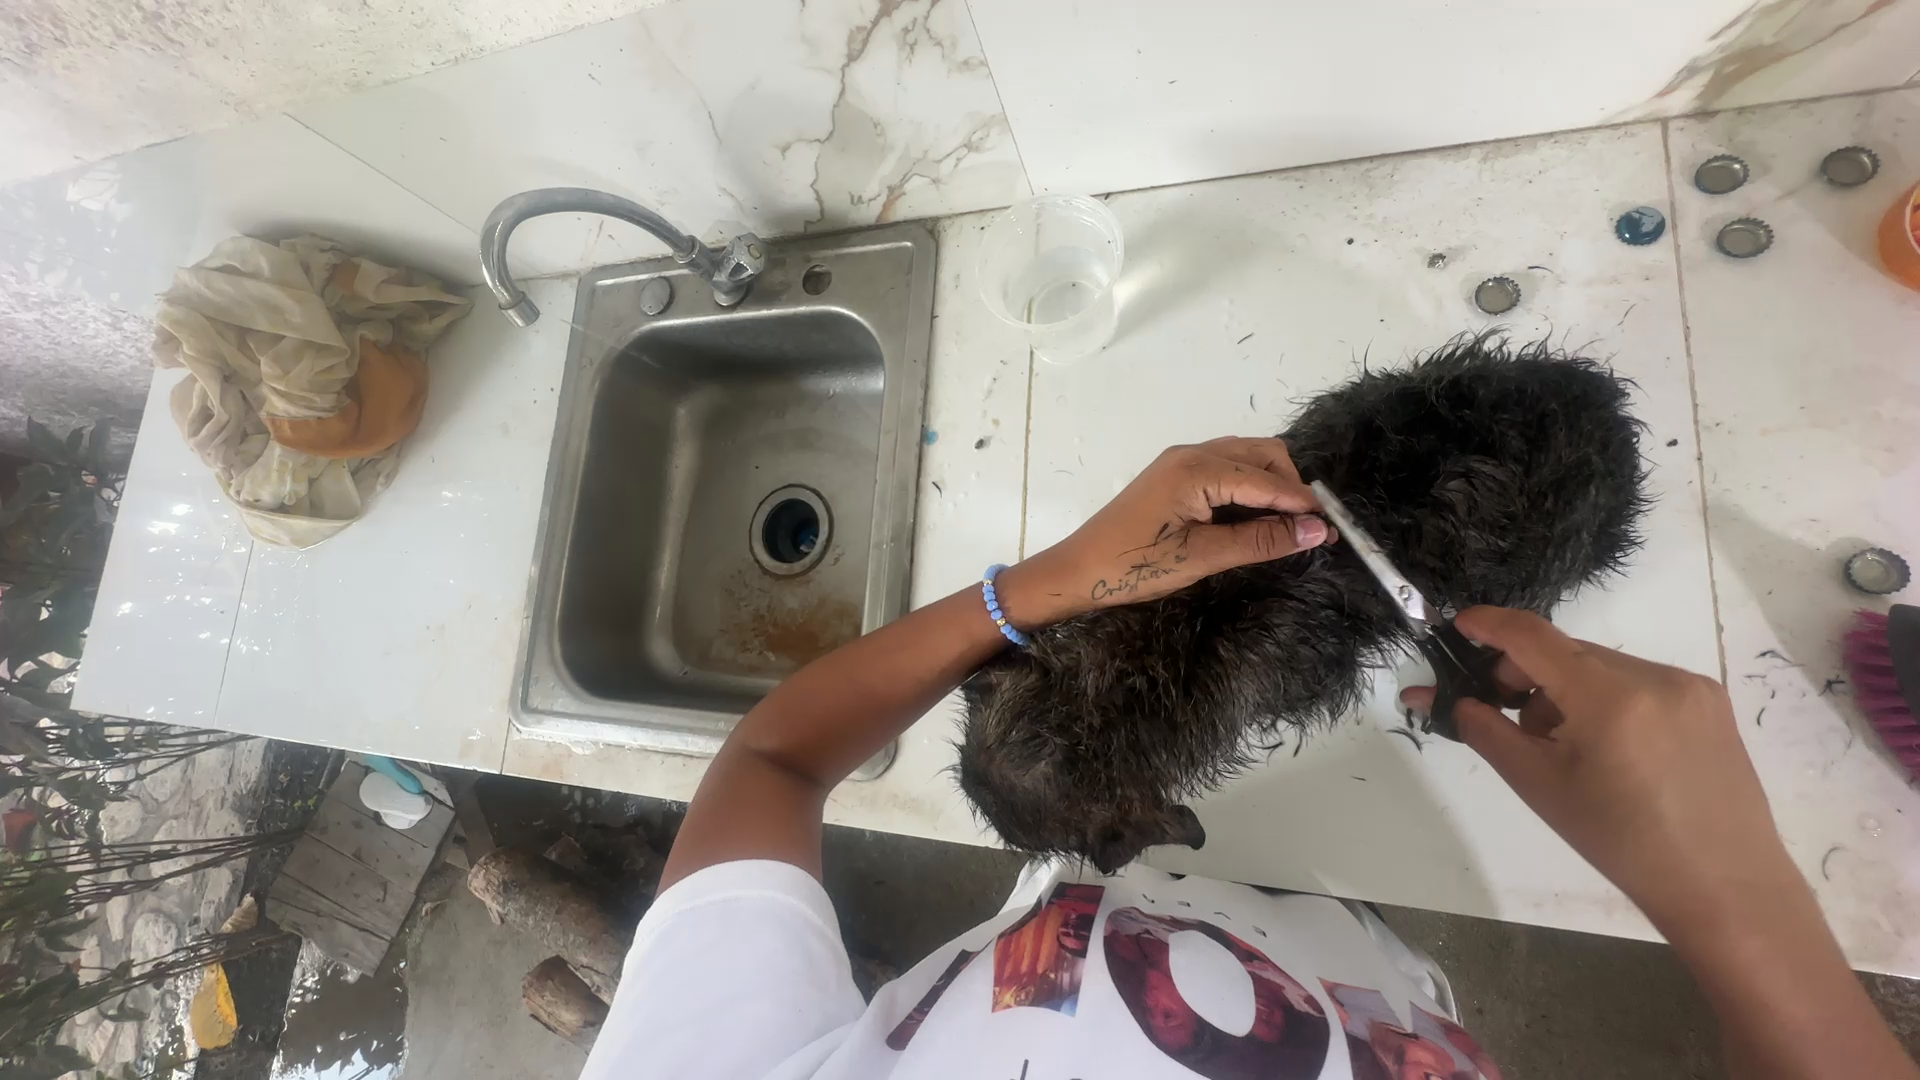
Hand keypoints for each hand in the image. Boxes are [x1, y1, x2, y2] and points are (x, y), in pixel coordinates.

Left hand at [995, 437, 1328, 628]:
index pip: (1267, 479)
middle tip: (1309, 529)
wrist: (1078, 569)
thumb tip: (1317, 531)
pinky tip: (1254, 518)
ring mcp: (1179, 461)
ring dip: (1270, 486)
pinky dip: (1247, 488)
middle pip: (1261, 455)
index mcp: (1196, 469)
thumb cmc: (1134, 566)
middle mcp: (1190, 454)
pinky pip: (1224, 470)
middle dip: (1290, 487)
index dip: (1303, 504)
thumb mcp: (1203, 558)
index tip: (1335, 529)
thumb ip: (1261, 541)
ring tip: (1286, 527)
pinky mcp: (1173, 475)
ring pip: (1244, 459)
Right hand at [1401, 606, 1793, 934]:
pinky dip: (1598, 698)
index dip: (1488, 623)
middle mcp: (1655, 678)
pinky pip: (1630, 680)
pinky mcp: (1708, 703)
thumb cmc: (1618, 839)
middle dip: (1522, 673)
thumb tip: (1438, 696)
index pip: (1532, 635)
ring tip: (1562, 744)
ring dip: (1560, 689)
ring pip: (1594, 666)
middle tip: (1505, 716)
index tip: (1457, 626)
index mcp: (1610, 697)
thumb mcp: (1533, 781)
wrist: (1724, 888)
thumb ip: (1480, 726)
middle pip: (1561, 651)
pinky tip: (1604, 745)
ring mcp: (1690, 687)